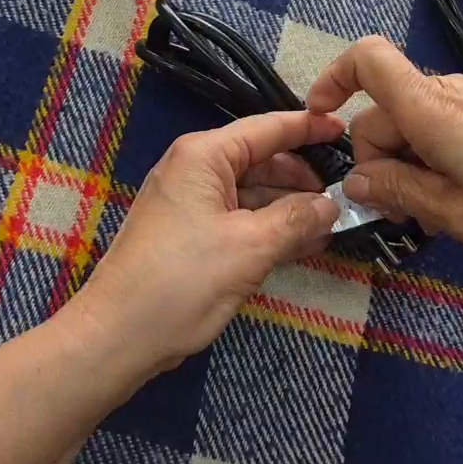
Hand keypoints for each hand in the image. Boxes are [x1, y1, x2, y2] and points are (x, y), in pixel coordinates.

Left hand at [64, 111, 344, 376]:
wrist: (117, 335)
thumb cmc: (182, 281)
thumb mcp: (249, 247)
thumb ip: (296, 219)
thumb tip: (332, 205)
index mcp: (204, 155)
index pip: (266, 128)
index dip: (308, 128)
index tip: (345, 130)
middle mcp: (195, 169)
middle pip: (261, 160)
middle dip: (302, 178)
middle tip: (346, 194)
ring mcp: (190, 202)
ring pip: (252, 193)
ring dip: (290, 208)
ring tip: (334, 223)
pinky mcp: (190, 233)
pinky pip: (239, 218)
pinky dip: (269, 228)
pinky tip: (304, 243)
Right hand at [306, 37, 462, 287]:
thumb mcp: (456, 214)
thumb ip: (398, 190)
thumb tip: (356, 180)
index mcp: (431, 109)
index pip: (367, 59)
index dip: (333, 78)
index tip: (319, 119)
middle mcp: (451, 92)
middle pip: (385, 109)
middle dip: (376, 157)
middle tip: (397, 212)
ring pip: (415, 121)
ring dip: (407, 162)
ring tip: (434, 214)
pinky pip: (446, 126)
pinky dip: (435, 158)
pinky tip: (461, 200)